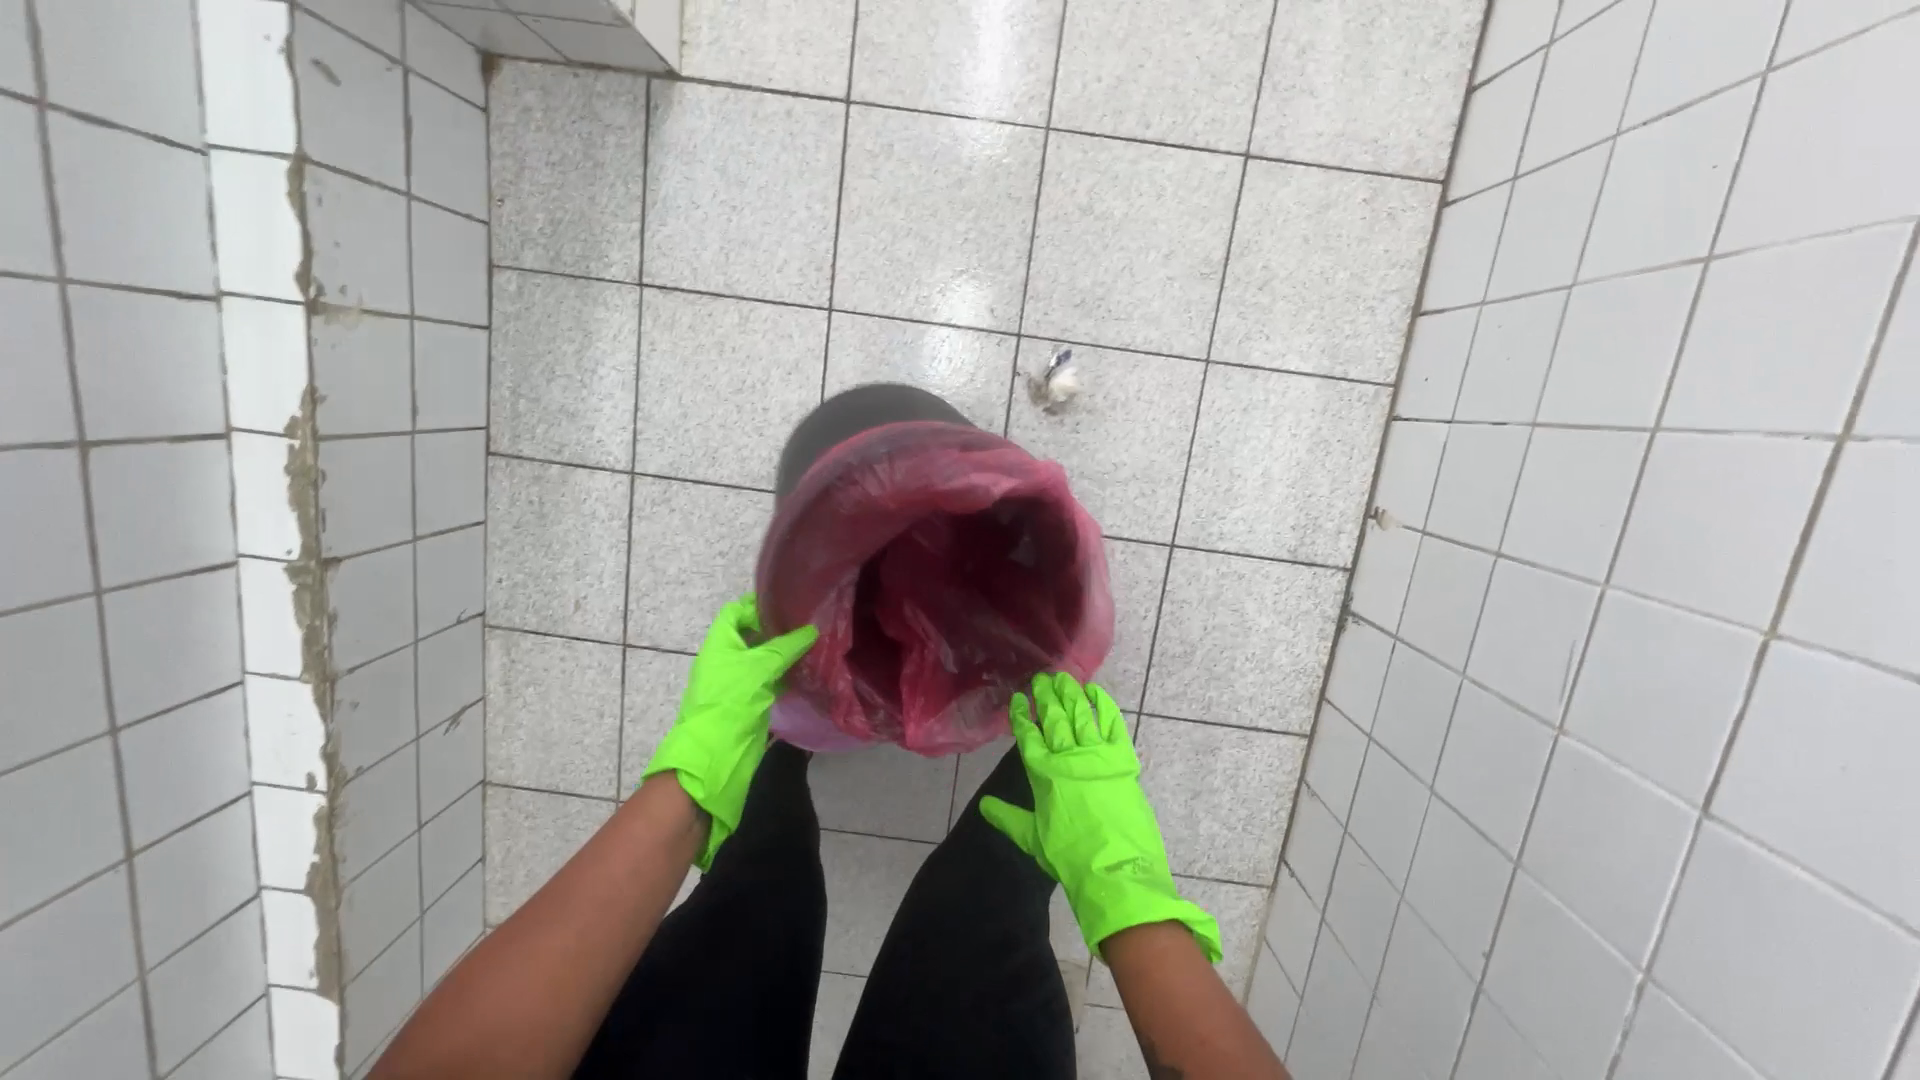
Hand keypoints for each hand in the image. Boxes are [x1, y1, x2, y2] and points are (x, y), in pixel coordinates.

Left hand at [641, 595, 816, 870]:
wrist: (714, 758)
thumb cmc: (730, 703)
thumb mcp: (759, 668)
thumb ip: (786, 647)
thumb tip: (813, 630)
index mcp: (720, 644)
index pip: (736, 612)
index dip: (759, 605)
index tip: (790, 606)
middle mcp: (727, 659)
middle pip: (752, 635)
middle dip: (779, 629)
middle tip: (811, 624)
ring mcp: (738, 683)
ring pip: (763, 659)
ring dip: (786, 653)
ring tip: (816, 645)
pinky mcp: (750, 703)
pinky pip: (770, 680)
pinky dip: (787, 674)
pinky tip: (809, 673)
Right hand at [980, 673, 1220, 961]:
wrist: (1114, 870)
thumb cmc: (1070, 857)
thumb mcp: (1033, 839)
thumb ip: (1009, 819)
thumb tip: (985, 806)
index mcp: (1043, 773)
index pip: (1027, 735)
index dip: (1020, 715)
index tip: (1017, 699)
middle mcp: (1067, 756)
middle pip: (1054, 717)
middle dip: (1044, 696)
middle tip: (1040, 679)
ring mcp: (1097, 754)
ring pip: (1080, 714)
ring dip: (1070, 694)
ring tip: (1063, 678)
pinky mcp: (1123, 759)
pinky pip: (1112, 723)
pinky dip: (1103, 705)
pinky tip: (1095, 692)